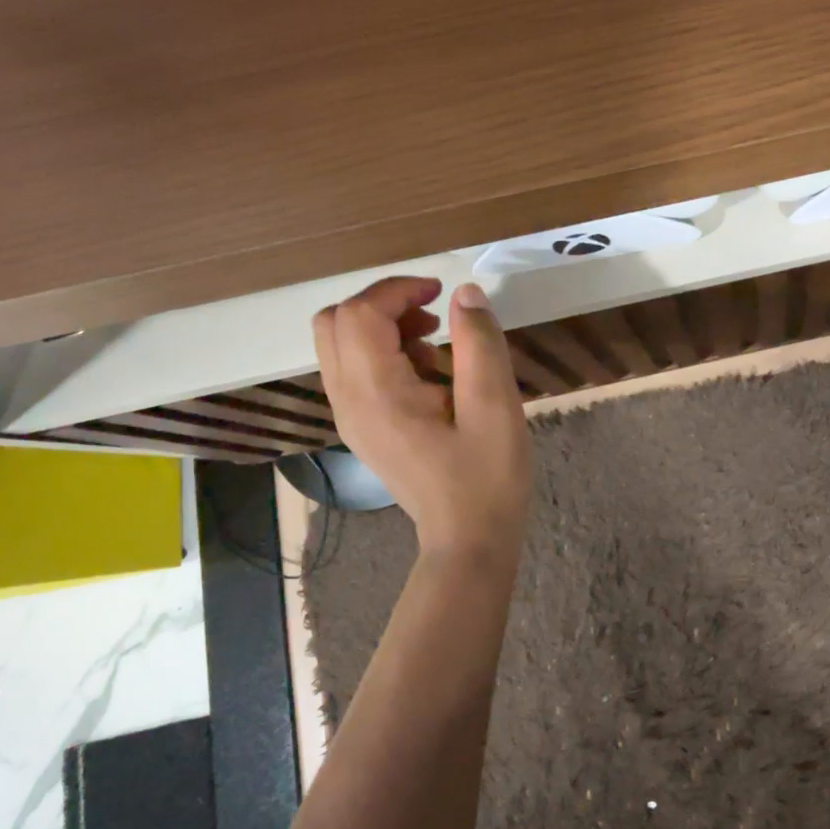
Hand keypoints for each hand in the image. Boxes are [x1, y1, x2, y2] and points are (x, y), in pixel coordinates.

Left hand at [311, 277, 530, 556]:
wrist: (469, 538)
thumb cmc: (486, 475)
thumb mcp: (495, 405)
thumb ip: (479, 343)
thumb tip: (466, 294)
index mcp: (376, 394)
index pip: (359, 314)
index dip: (397, 289)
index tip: (443, 292)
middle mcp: (349, 402)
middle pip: (334, 323)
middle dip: (382, 304)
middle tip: (433, 315)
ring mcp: (352, 417)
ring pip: (341, 345)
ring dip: (384, 327)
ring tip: (439, 345)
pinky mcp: (364, 428)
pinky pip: (355, 370)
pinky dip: (385, 353)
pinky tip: (432, 375)